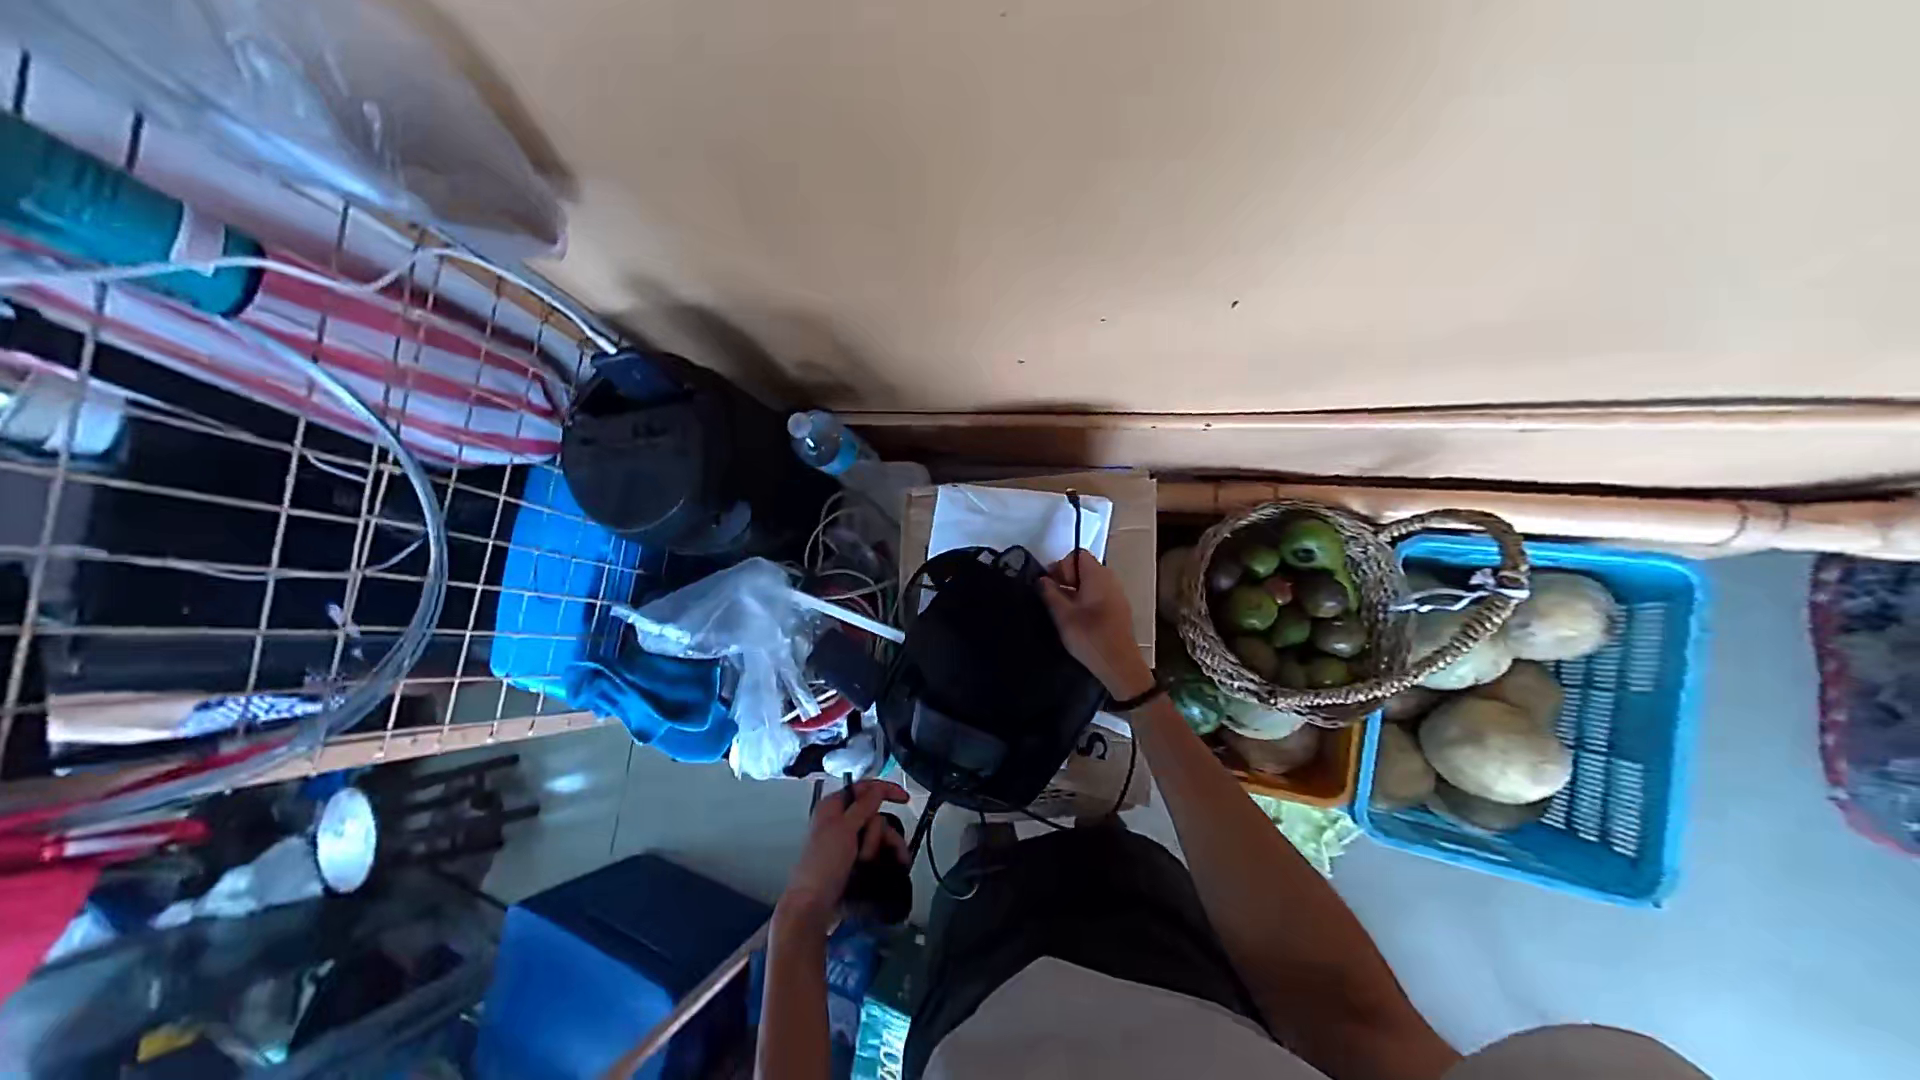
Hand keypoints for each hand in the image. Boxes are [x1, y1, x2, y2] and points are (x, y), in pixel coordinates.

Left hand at [777, 780, 910, 930]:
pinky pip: (876, 849)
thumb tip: (878, 788)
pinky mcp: (854, 859)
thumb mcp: (844, 830)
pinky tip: (892, 865)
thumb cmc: (824, 864)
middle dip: (878, 833)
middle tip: (868, 851)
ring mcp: (848, 841)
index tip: (905, 798)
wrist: (813, 906)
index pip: (863, 788)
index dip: (885, 790)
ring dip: (878, 847)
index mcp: (833, 807)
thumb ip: (863, 806)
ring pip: (878, 833)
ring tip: (870, 864)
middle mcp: (841, 821)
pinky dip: (883, 855)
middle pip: (874, 814)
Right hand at [1038, 549, 1154, 698]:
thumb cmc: (1090, 637)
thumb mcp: (1063, 615)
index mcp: (1098, 575)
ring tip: (1063, 612)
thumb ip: (1049, 593)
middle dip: (1066, 580)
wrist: (1119, 665)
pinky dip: (1085, 601)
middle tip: (1053, 599)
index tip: (1052, 585)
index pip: (1077, 555)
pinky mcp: (1118, 609)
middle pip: (1083, 568)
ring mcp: (1117, 594)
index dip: (1061, 566)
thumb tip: (1041, 580)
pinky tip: (1078, 620)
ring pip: (1090, 583)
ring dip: (1074, 592)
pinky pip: (1098, 595)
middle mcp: (1111, 579)